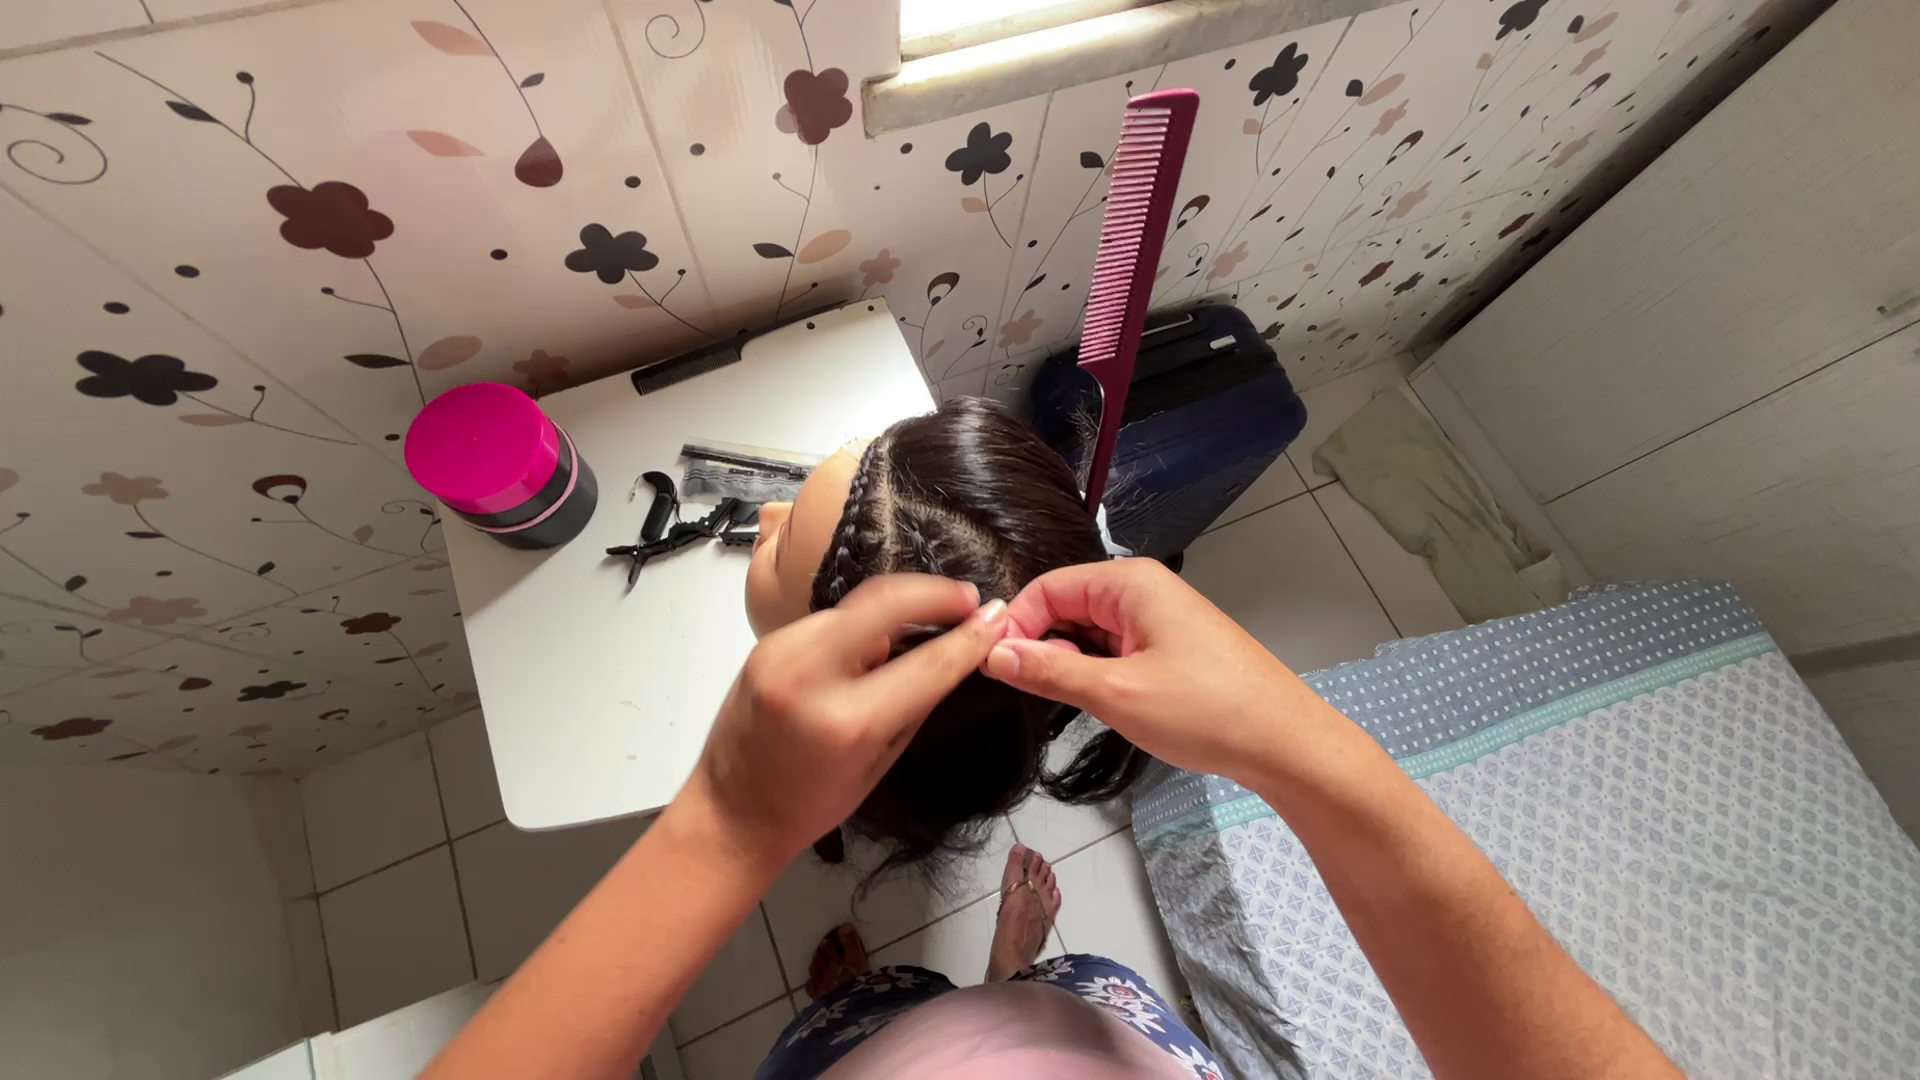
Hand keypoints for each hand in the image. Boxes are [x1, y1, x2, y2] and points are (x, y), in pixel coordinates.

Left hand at [690, 574, 1009, 865]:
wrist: (730, 814)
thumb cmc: (811, 805)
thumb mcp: (881, 763)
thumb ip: (918, 701)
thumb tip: (956, 653)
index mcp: (848, 721)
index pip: (927, 663)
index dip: (971, 636)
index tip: (997, 616)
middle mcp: (809, 675)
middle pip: (887, 600)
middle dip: (936, 592)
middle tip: (968, 598)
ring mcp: (781, 651)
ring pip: (858, 605)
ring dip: (899, 606)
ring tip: (928, 618)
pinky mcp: (767, 642)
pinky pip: (831, 618)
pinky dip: (862, 622)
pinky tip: (876, 639)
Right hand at [984, 558, 1314, 781]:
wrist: (1286, 745)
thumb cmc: (1207, 711)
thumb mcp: (1115, 693)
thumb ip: (1049, 670)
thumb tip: (995, 655)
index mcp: (1129, 583)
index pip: (1048, 587)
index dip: (1016, 624)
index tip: (993, 666)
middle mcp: (1141, 591)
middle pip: (1066, 605)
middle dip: (1041, 643)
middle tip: (1029, 690)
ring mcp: (1156, 619)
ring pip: (1087, 630)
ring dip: (1068, 661)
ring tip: (1068, 699)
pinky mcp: (1167, 646)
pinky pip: (1112, 648)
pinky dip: (1094, 671)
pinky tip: (1096, 699)